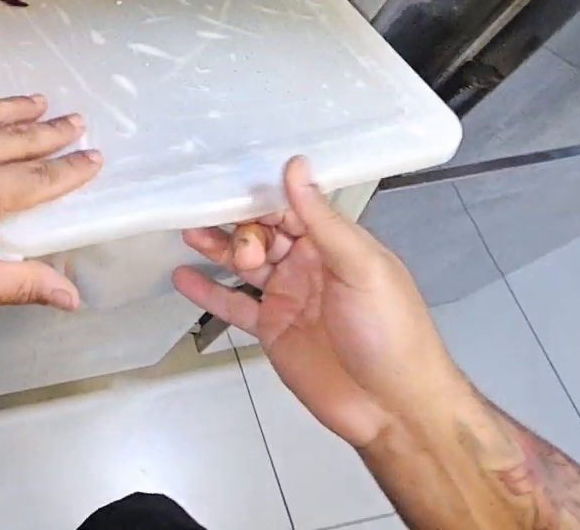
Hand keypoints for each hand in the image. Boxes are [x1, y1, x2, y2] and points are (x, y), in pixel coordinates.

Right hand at [172, 157, 471, 448]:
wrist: (395, 412)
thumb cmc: (393, 334)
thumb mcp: (360, 267)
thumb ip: (322, 219)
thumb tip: (297, 166)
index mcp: (332, 243)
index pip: (288, 206)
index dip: (260, 197)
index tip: (231, 187)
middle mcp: (307, 264)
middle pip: (261, 231)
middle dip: (237, 226)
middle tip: (228, 238)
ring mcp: (288, 296)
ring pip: (243, 262)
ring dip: (216, 247)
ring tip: (189, 234)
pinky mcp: (272, 328)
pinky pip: (233, 304)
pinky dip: (207, 291)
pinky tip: (184, 278)